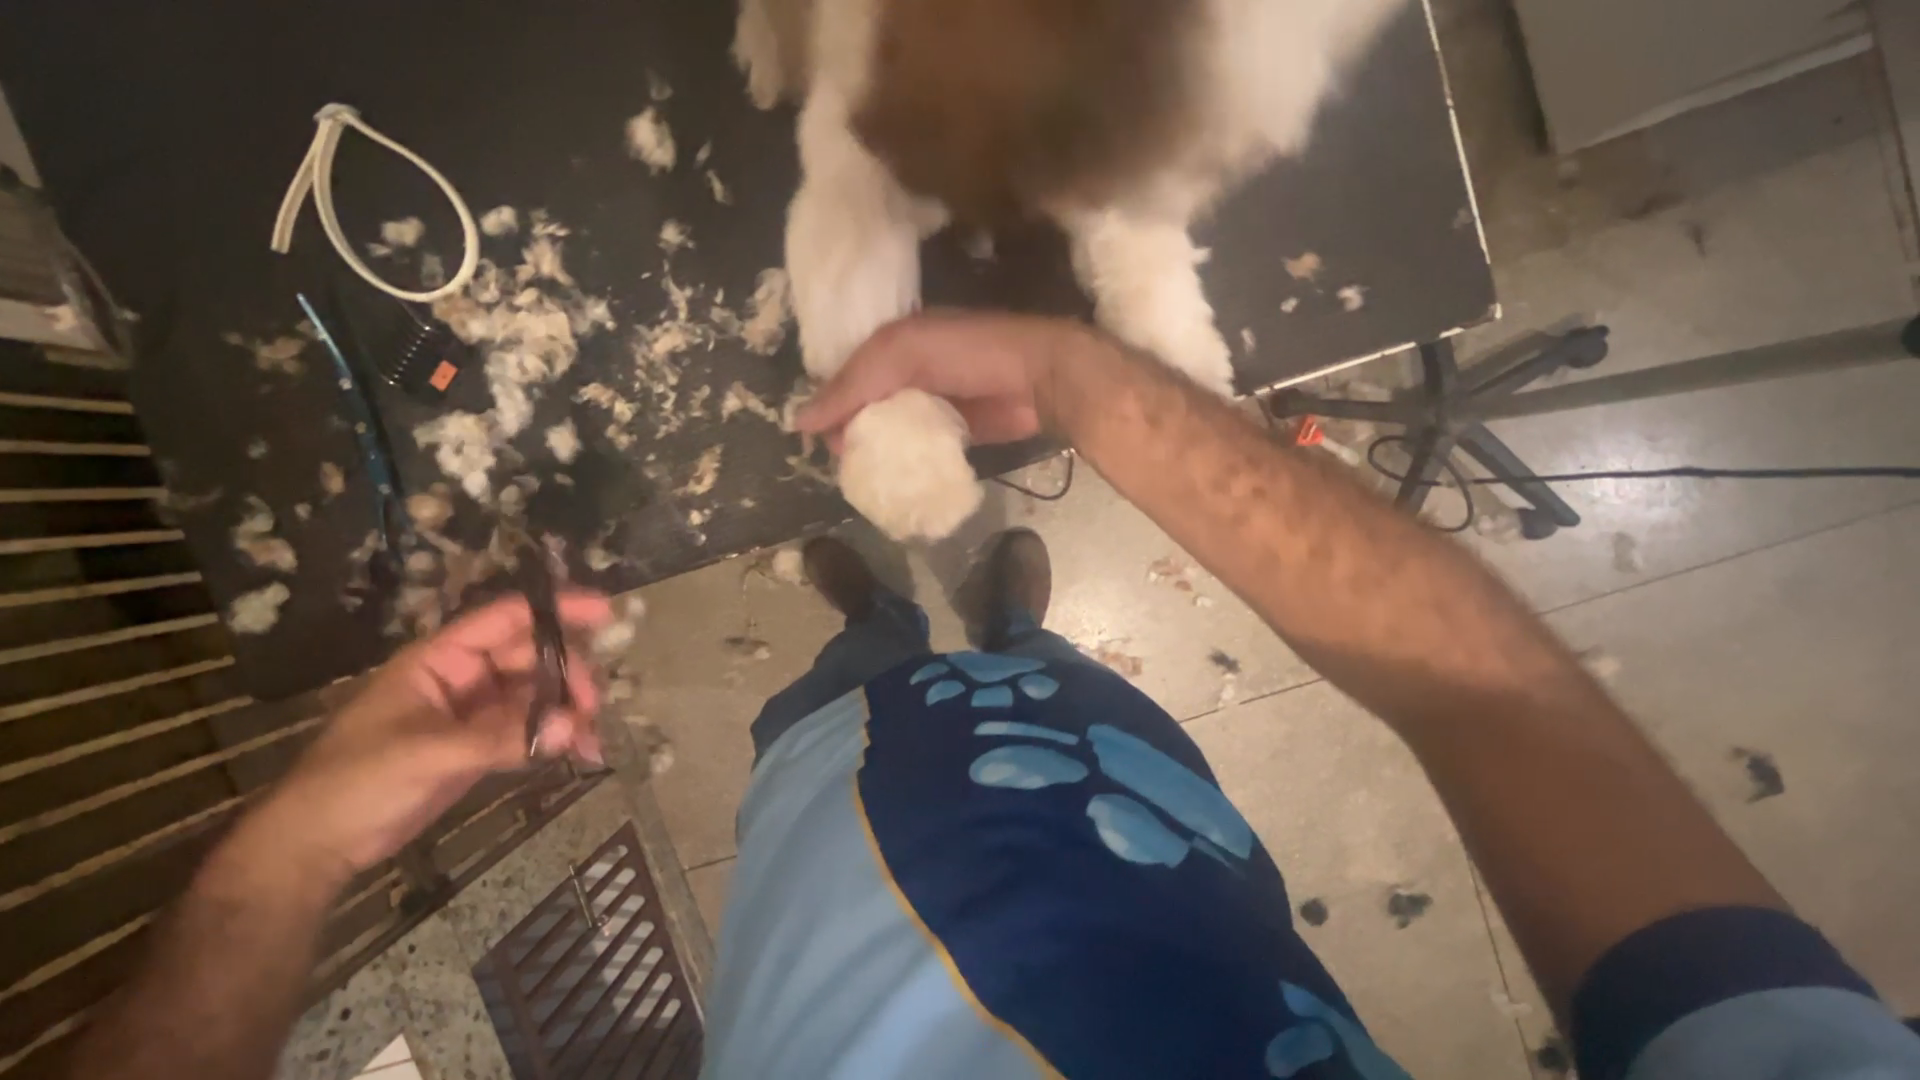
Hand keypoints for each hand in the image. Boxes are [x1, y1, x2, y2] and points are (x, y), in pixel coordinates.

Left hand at [252, 590, 614, 879]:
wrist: (316, 845)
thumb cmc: (355, 781)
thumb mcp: (426, 753)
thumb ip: (502, 737)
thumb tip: (572, 725)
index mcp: (441, 659)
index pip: (506, 619)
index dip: (555, 610)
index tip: (605, 613)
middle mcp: (465, 676)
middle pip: (532, 657)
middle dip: (569, 676)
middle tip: (592, 707)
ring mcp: (476, 712)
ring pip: (538, 695)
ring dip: (569, 711)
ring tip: (590, 739)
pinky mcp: (482, 745)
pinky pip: (531, 729)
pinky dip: (557, 738)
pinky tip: (581, 753)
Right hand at [794, 311, 1098, 449]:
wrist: (1037, 377)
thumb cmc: (967, 353)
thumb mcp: (902, 353)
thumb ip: (853, 383)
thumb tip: (800, 422)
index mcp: (893, 344)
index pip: (846, 376)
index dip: (829, 404)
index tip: (818, 437)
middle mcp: (908, 374)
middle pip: (864, 408)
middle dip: (850, 434)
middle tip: (843, 460)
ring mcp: (932, 405)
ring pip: (889, 432)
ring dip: (874, 453)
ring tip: (861, 476)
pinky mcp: (954, 433)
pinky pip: (917, 451)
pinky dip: (903, 465)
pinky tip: (889, 483)